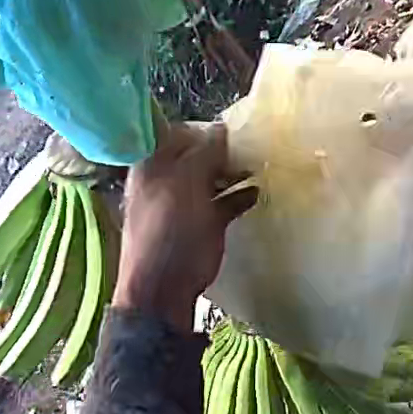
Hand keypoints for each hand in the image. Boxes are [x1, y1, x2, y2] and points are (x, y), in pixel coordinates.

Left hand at [114, 124, 257, 327]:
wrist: (164, 287)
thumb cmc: (170, 230)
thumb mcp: (186, 184)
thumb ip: (205, 154)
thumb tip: (223, 129)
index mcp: (153, 165)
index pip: (177, 132)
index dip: (202, 128)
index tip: (232, 126)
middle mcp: (168, 179)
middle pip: (198, 154)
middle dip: (224, 149)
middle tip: (251, 144)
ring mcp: (187, 203)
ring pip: (213, 177)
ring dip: (235, 171)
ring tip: (259, 163)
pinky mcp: (205, 224)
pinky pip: (225, 202)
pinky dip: (241, 196)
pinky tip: (258, 192)